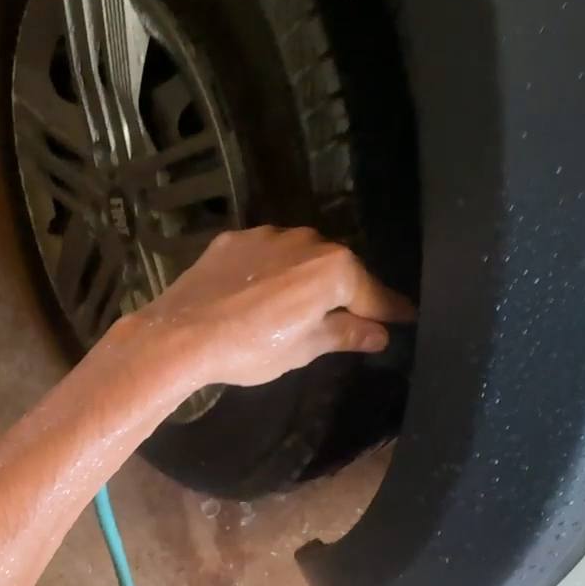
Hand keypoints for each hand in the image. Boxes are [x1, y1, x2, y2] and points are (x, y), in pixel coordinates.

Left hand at [121, 226, 411, 388]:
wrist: (181, 336)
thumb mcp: (302, 349)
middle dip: (341, 293)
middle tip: (344, 318)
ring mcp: (267, 235)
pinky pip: (263, 255)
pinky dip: (268, 272)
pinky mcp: (233, 239)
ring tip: (292, 308)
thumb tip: (378, 333)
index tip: (404, 318)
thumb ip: (344, 335)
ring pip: (297, 256)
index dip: (387, 310)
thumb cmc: (249, 349)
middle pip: (335, 268)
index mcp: (333, 269)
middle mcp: (306, 241)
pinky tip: (255, 294)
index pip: (370, 292)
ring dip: (302, 278)